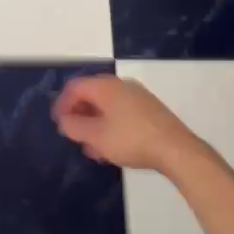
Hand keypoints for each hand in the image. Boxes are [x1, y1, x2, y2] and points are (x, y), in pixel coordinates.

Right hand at [52, 75, 206, 173]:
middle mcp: (121, 84)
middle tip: (74, 136)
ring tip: (92, 148)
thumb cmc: (131, 139)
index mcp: (105, 86)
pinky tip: (112, 147)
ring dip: (95, 123)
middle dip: (80, 115)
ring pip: (107, 106)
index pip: (75, 87)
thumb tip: (65, 120)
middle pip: (91, 94)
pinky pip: (121, 112)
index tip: (58, 124)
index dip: (62, 104)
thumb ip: (75, 126)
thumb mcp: (97, 137)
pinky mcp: (149, 109)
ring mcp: (137, 96)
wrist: (175, 148)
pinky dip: (110, 125)